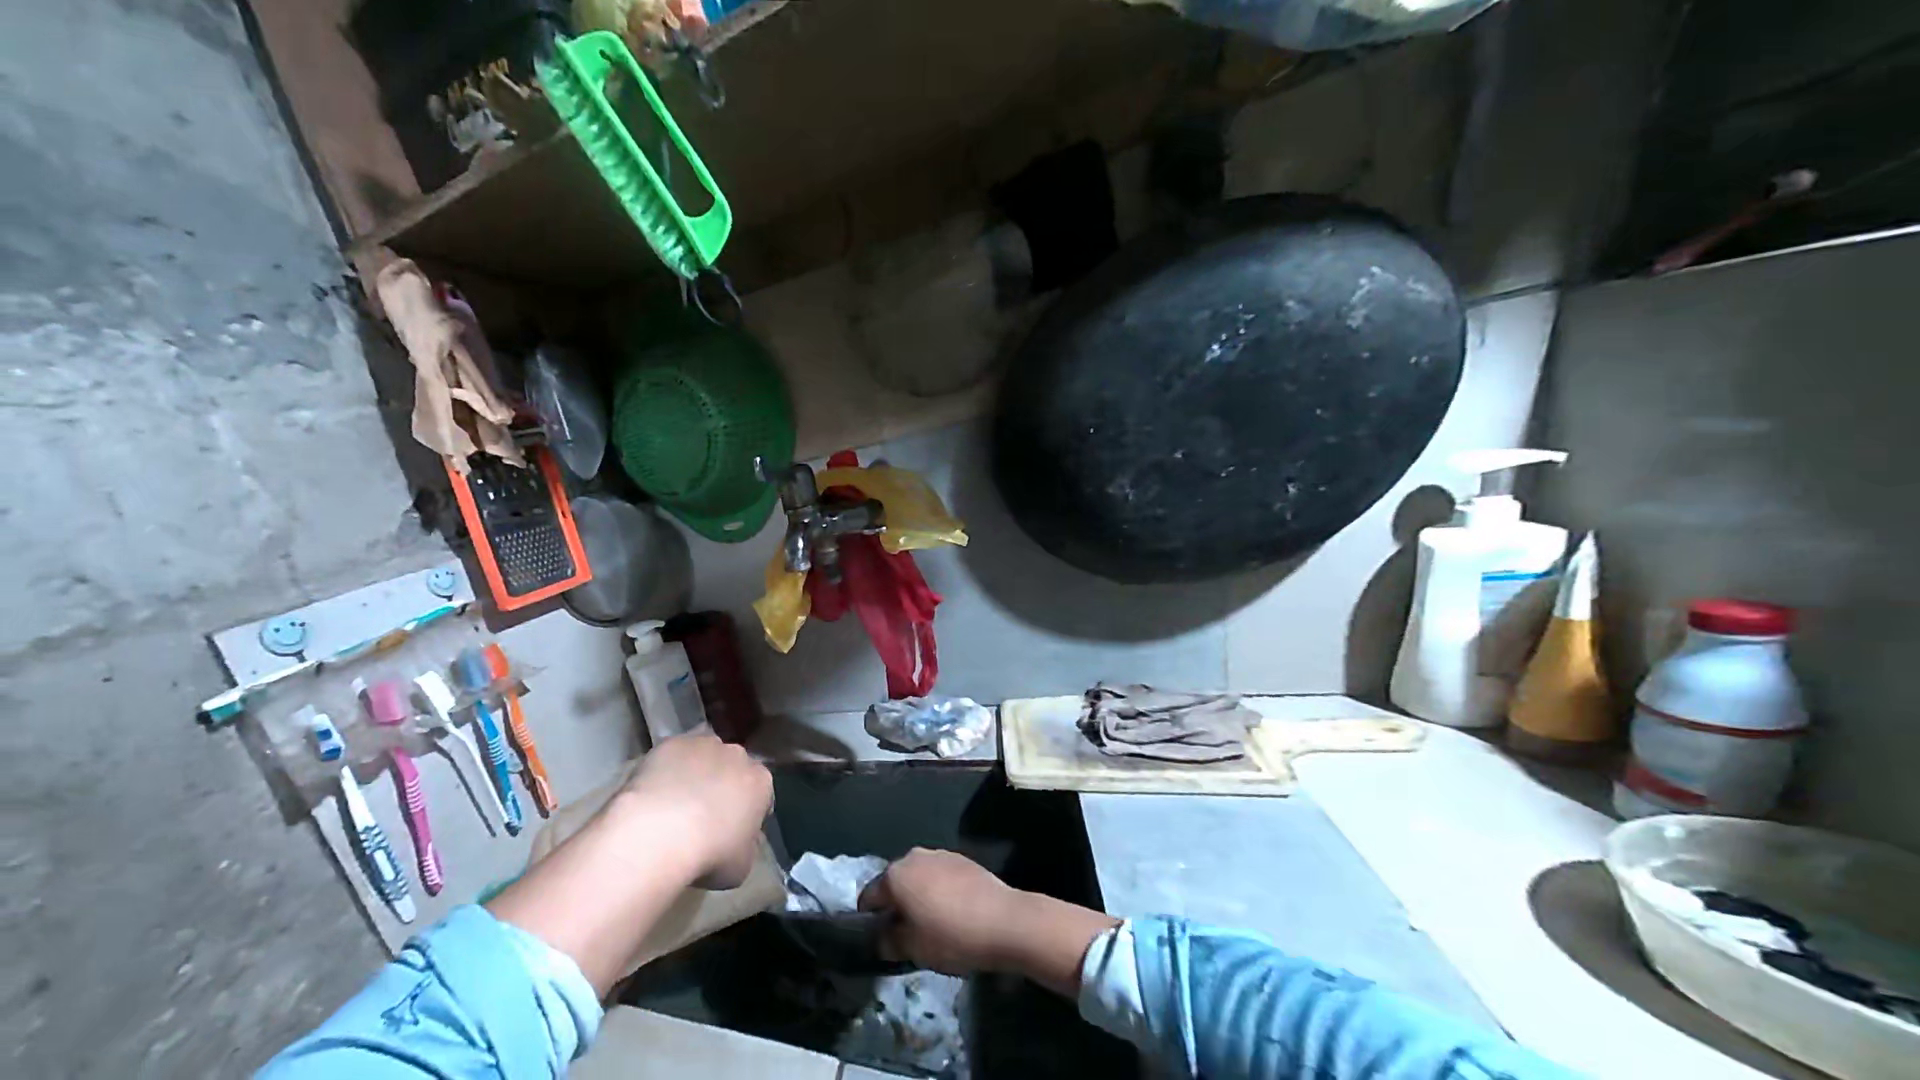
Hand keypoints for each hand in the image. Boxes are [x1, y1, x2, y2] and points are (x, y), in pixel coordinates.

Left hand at [616, 732, 771, 889]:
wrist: (658, 833)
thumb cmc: (708, 854)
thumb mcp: (741, 865)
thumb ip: (747, 846)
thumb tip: (739, 840)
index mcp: (761, 782)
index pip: (761, 794)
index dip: (747, 812)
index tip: (732, 830)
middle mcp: (738, 755)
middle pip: (734, 769)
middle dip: (723, 786)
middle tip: (703, 815)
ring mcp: (704, 745)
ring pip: (705, 756)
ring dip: (696, 773)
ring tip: (674, 803)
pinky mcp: (671, 743)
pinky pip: (674, 755)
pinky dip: (668, 769)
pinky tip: (654, 793)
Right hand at [859, 848, 1025, 973]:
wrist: (1005, 920)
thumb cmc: (952, 936)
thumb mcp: (913, 949)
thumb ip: (889, 942)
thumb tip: (881, 937)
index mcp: (896, 874)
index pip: (869, 897)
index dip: (870, 921)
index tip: (881, 941)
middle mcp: (914, 856)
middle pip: (894, 883)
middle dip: (896, 906)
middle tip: (906, 936)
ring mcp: (941, 854)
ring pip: (918, 878)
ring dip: (918, 897)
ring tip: (932, 925)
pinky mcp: (963, 859)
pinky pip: (940, 876)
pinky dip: (939, 891)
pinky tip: (953, 913)